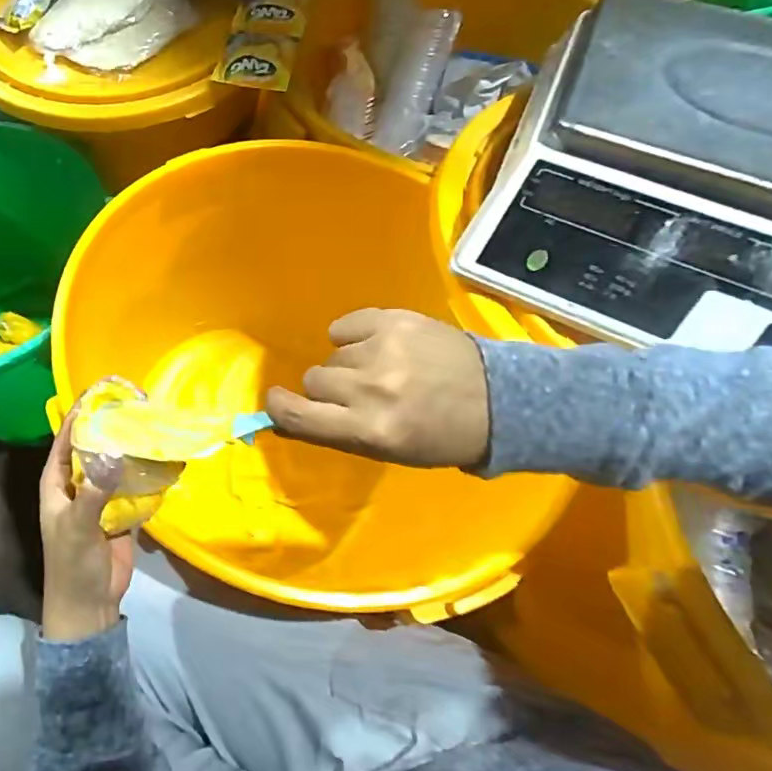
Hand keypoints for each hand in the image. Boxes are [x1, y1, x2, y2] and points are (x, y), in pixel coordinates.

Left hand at [39, 409, 133, 641]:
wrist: (89, 603)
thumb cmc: (72, 564)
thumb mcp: (77, 527)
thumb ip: (93, 493)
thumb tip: (112, 457)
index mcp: (56, 485)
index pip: (65, 442)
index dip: (78, 418)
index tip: (97, 394)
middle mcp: (77, 486)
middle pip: (92, 449)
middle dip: (109, 428)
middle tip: (133, 404)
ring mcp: (99, 499)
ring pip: (114, 466)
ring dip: (129, 449)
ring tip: (150, 424)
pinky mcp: (120, 512)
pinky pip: (132, 486)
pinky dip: (144, 474)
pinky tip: (161, 457)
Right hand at [265, 308, 490, 468]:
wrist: (496, 399)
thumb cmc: (440, 437)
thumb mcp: (388, 451)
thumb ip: (337, 432)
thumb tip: (288, 415)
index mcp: (370, 430)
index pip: (300, 415)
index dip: (280, 408)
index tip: (275, 401)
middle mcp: (371, 389)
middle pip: (315, 380)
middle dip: (330, 388)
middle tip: (359, 394)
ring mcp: (383, 349)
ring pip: (334, 353)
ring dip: (349, 363)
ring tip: (384, 369)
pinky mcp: (394, 320)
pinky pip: (347, 325)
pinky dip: (355, 335)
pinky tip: (379, 345)